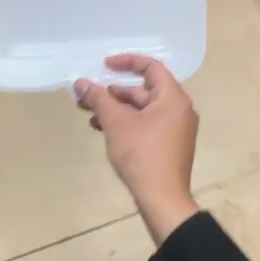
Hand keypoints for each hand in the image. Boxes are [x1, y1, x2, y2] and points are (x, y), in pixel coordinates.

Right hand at [74, 54, 200, 243]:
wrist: (162, 199)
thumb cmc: (141, 155)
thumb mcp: (116, 123)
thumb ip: (98, 99)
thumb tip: (80, 83)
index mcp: (173, 98)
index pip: (151, 68)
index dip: (127, 62)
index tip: (104, 65)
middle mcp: (179, 110)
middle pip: (143, 90)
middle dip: (113, 92)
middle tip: (87, 96)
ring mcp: (175, 129)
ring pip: (142, 110)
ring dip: (116, 109)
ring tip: (90, 115)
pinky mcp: (168, 145)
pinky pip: (145, 124)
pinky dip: (126, 123)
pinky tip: (103, 130)